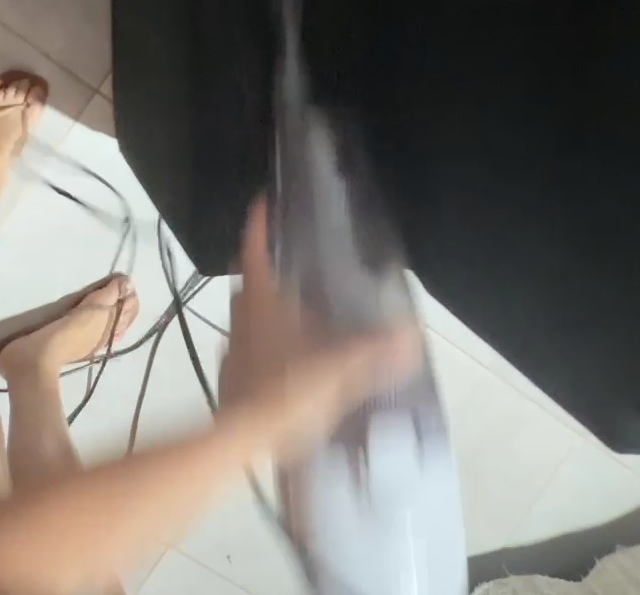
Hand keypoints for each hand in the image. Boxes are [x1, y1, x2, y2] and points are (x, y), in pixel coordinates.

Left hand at [217, 195, 421, 459]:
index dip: (257, 223)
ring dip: (259, 305)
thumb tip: (410, 335)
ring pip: (242, 312)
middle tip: (283, 258)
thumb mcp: (336, 370)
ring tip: (289, 309)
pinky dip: (257, 343)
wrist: (241, 438)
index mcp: (261, 300)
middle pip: (245, 278)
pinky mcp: (229, 373)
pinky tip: (278, 358)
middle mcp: (241, 315)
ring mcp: (231, 344)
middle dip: (259, 264)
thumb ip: (372, 352)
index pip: (254, 249)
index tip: (263, 202)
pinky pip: (243, 347)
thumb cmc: (284, 390)